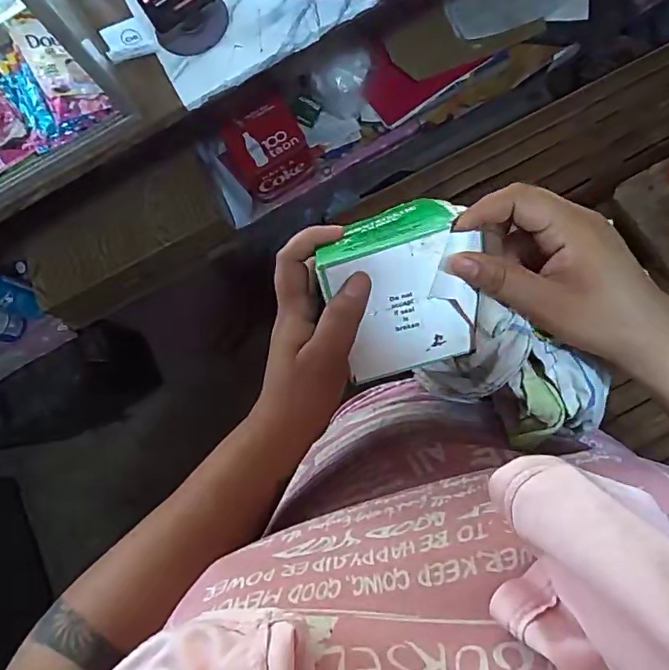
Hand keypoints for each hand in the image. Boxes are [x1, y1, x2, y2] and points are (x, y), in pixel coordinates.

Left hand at [249, 224, 369, 444]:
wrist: (283, 434)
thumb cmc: (300, 396)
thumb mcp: (325, 354)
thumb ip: (341, 316)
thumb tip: (360, 276)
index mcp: (292, 311)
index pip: (290, 260)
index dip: (311, 238)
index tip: (344, 234)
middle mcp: (297, 314)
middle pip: (311, 272)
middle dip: (339, 256)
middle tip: (375, 255)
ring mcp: (307, 331)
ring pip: (326, 294)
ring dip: (350, 284)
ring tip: (385, 281)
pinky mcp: (318, 347)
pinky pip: (336, 317)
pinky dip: (355, 310)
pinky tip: (380, 318)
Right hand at [445, 184, 668, 368]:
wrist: (656, 342)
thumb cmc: (602, 321)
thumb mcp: (544, 303)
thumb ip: (498, 279)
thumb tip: (454, 261)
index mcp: (570, 223)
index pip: (516, 197)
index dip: (481, 212)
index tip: (455, 240)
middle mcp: (576, 218)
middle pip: (521, 207)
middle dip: (490, 231)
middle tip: (469, 261)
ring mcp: (581, 234)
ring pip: (528, 227)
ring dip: (505, 249)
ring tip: (495, 280)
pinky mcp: (582, 250)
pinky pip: (541, 243)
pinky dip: (521, 259)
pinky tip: (518, 285)